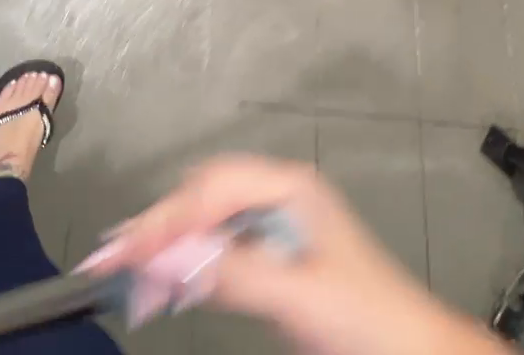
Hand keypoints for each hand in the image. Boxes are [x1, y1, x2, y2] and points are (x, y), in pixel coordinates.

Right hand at [81, 155, 512, 354]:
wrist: (412, 350)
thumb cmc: (364, 316)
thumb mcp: (296, 294)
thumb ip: (228, 272)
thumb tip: (156, 258)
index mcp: (288, 186)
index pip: (209, 190)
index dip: (163, 220)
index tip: (119, 251)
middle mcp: (276, 192)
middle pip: (201, 197)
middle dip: (158, 228)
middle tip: (112, 263)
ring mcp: (273, 220)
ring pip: (204, 220)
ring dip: (167, 247)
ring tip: (129, 278)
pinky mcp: (270, 251)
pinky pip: (216, 246)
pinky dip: (187, 264)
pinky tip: (166, 286)